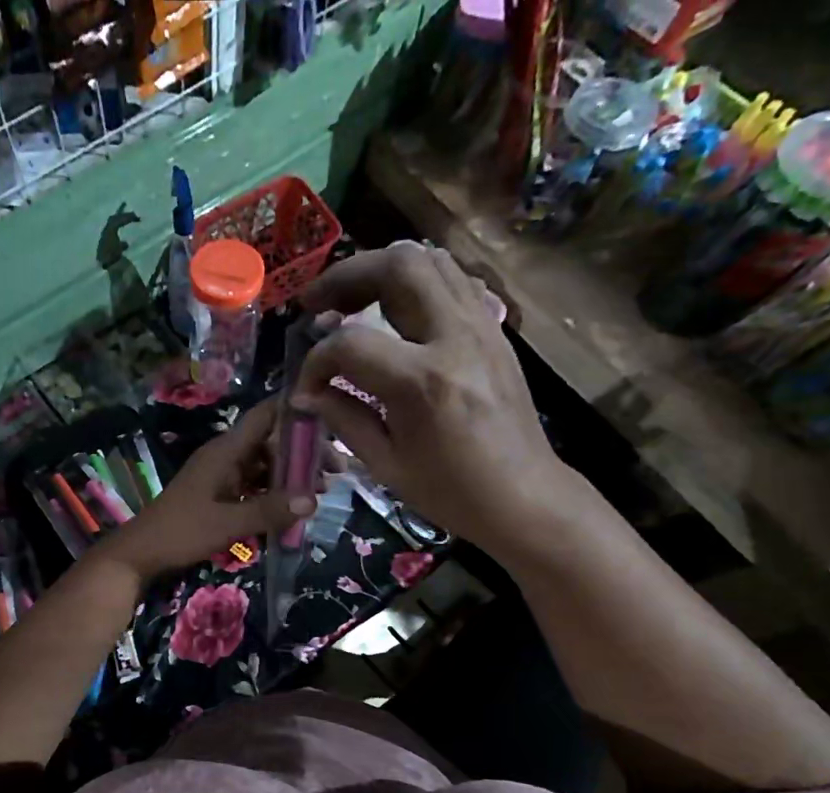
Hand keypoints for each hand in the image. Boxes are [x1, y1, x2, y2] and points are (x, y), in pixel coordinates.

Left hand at [94, 399, 314, 580]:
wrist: (140, 553)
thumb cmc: (181, 532)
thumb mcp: (227, 524)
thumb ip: (269, 511)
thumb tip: (313, 499)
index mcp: (225, 451)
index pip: (265, 415)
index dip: (296, 411)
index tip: (332, 418)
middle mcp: (225, 456)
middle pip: (271, 442)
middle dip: (302, 453)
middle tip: (335, 473)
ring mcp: (221, 475)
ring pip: (263, 465)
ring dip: (289, 475)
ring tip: (321, 491)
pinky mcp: (218, 494)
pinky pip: (253, 485)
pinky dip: (273, 492)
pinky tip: (292, 507)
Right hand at [293, 242, 579, 560]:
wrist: (524, 496)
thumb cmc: (450, 491)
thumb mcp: (384, 463)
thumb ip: (343, 416)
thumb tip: (306, 393)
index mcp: (423, 382)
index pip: (350, 344)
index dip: (316, 362)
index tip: (307, 387)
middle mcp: (455, 339)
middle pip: (398, 266)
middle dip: (345, 276)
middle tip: (316, 302)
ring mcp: (481, 327)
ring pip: (430, 260)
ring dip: (381, 269)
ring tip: (350, 298)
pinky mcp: (493, 330)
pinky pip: (452, 279)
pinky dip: (414, 281)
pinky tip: (392, 309)